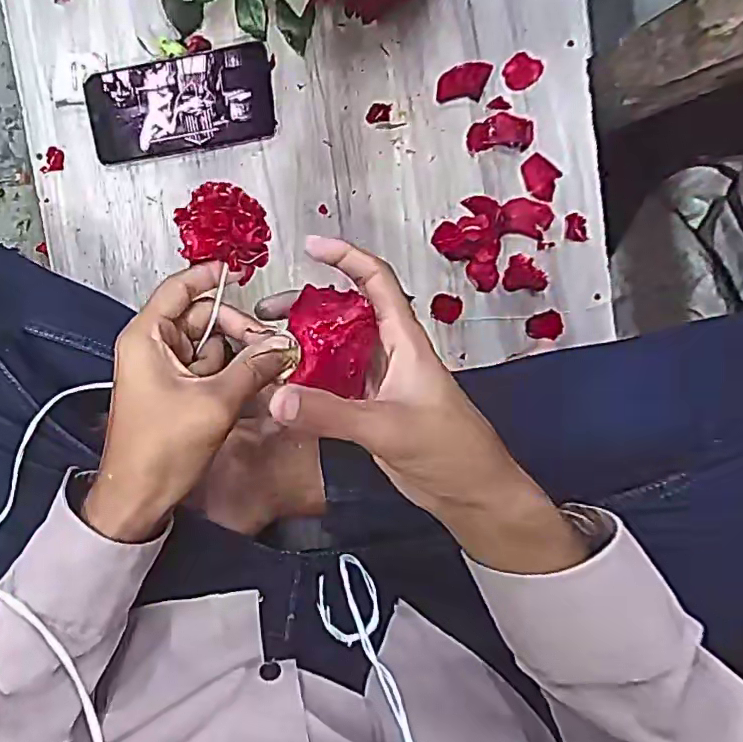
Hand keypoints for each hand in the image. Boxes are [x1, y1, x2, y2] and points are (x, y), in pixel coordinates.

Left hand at [171, 295, 325, 536]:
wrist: (137, 498)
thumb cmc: (158, 451)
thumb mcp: (215, 403)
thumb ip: (252, 368)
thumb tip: (280, 347)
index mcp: (147, 337)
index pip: (178, 289)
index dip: (209, 277)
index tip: (237, 271)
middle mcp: (150, 347)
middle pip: (200, 318)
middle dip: (236, 328)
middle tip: (268, 344)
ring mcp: (161, 369)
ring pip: (208, 344)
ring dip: (236, 353)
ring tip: (262, 369)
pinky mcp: (173, 390)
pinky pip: (206, 368)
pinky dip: (228, 372)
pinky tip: (248, 385)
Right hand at [262, 237, 588, 573]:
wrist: (474, 494)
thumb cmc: (453, 451)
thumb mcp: (390, 428)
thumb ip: (333, 414)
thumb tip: (279, 398)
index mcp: (405, 341)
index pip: (377, 282)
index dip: (347, 257)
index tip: (313, 246)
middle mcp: (390, 353)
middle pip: (346, 312)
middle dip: (308, 304)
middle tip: (270, 310)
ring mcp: (379, 380)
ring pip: (336, 347)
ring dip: (304, 342)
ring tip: (268, 344)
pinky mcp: (370, 407)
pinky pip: (332, 381)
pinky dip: (308, 378)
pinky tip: (284, 385)